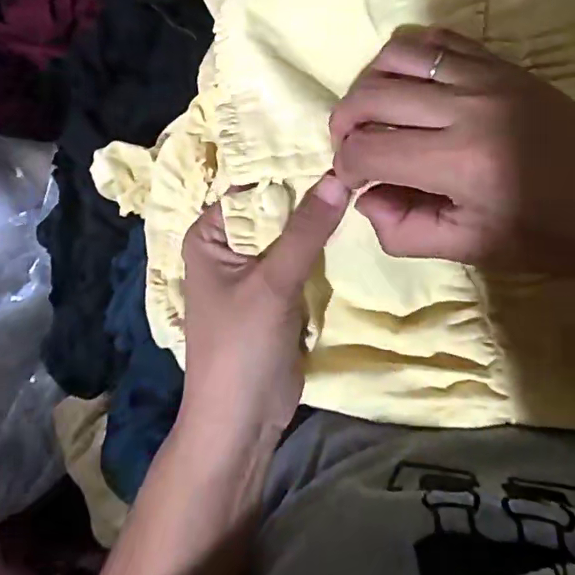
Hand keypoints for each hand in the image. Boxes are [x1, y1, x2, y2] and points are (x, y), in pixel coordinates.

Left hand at [176, 175, 346, 441]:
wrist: (241, 423)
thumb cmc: (241, 347)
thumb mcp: (272, 283)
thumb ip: (305, 231)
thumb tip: (337, 177)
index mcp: (209, 233)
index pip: (253, 188)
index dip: (290, 171)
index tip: (336, 151)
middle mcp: (228, 245)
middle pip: (275, 211)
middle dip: (311, 198)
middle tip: (360, 169)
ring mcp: (254, 270)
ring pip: (292, 236)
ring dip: (320, 225)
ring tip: (364, 191)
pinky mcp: (277, 294)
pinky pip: (301, 261)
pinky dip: (322, 252)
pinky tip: (355, 229)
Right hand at [329, 26, 574, 275]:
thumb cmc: (550, 237)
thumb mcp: (471, 248)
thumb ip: (403, 229)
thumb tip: (364, 198)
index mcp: (460, 162)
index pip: (368, 150)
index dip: (346, 167)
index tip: (352, 181)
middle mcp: (467, 107)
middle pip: (370, 94)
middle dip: (344, 123)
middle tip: (352, 147)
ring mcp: (486, 75)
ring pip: (396, 54)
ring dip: (369, 82)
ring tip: (374, 112)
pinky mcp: (502, 62)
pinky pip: (437, 38)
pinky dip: (408, 56)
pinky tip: (411, 85)